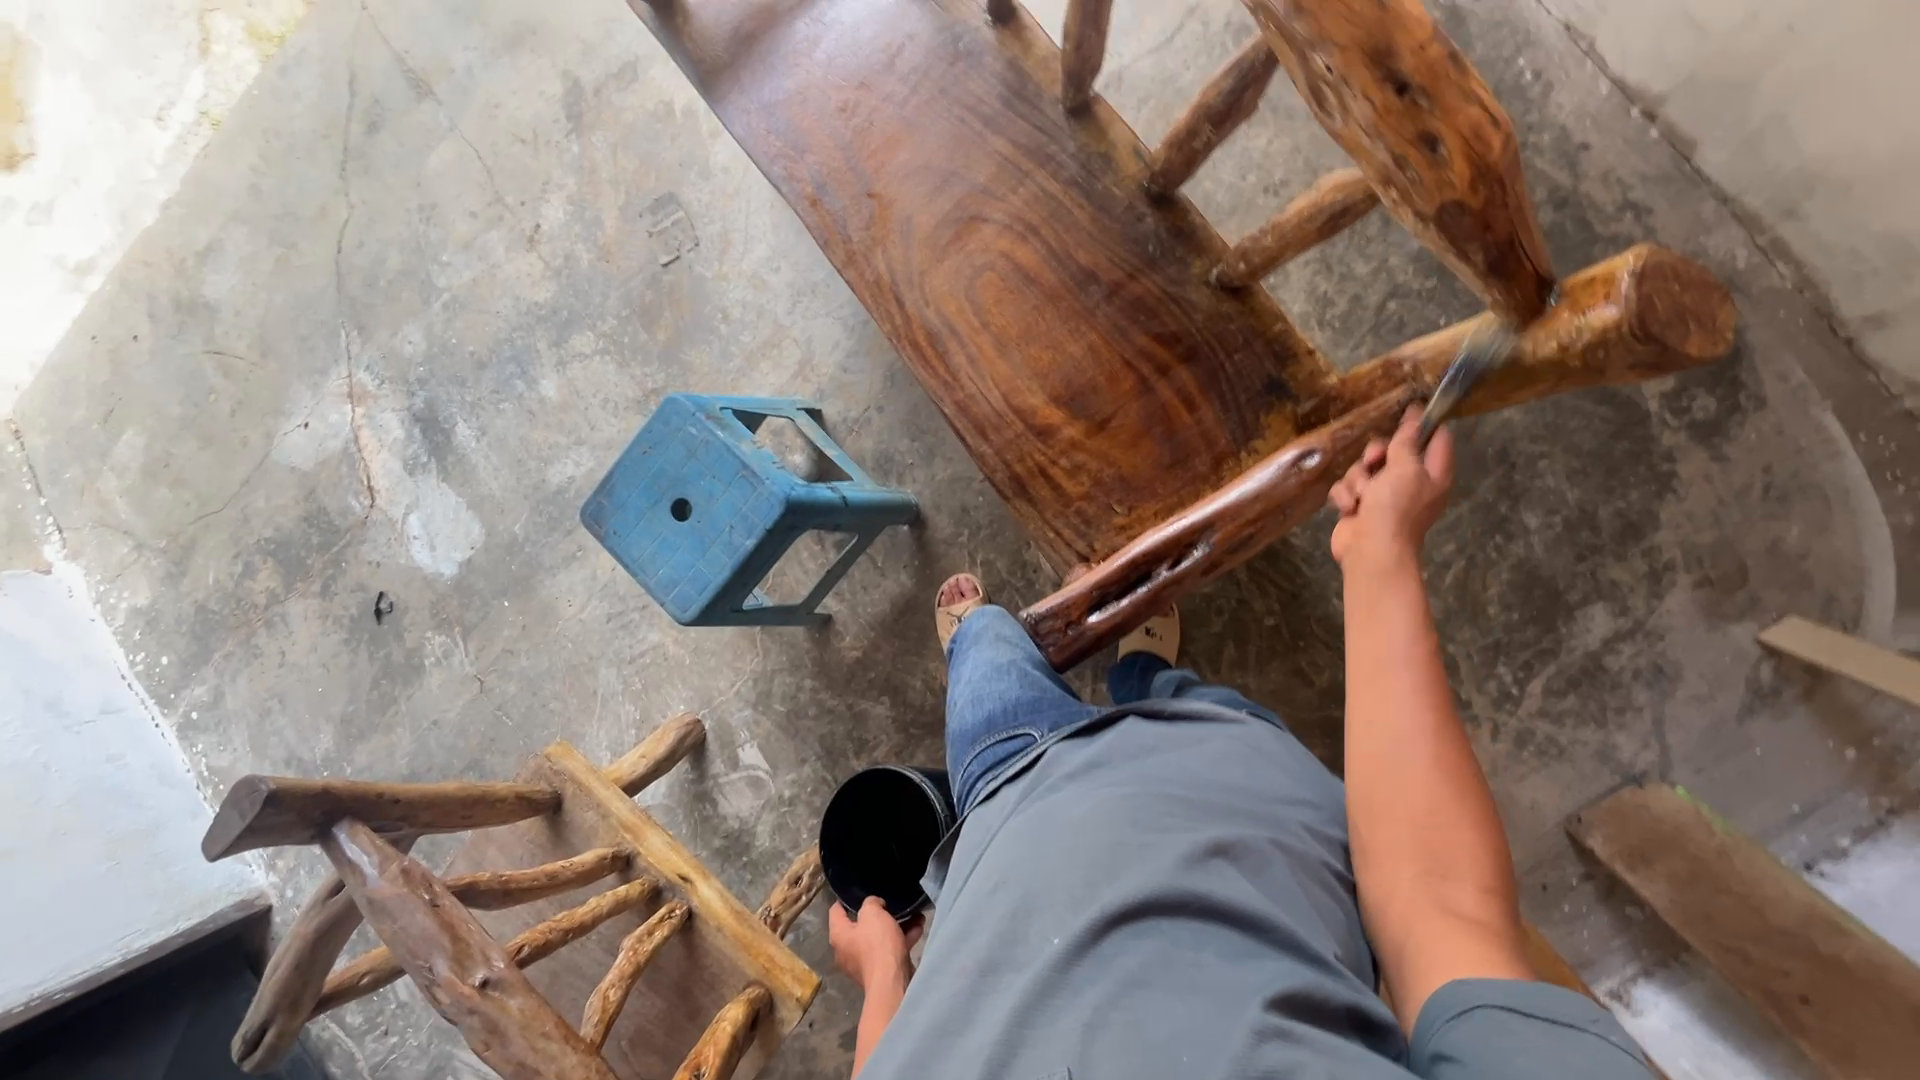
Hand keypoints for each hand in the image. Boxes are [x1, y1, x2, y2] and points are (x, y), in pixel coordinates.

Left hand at [829, 897, 923, 992]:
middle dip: (877, 914)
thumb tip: (874, 906)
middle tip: (889, 902)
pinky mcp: (879, 971)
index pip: (836, 911)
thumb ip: (870, 903)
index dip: (845, 899)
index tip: (858, 891)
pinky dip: (902, 939)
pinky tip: (918, 928)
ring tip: (911, 912)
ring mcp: (863, 963)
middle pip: (860, 925)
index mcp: (839, 936)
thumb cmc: (877, 943)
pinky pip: (889, 950)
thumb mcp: (872, 913)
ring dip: (895, 925)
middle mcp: (846, 951)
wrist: (892, 981)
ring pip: (878, 937)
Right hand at [1328, 405, 1454, 568]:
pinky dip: (1346, 496)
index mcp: (1433, 472)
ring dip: (1357, 478)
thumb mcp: (1405, 468)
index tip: (1404, 411)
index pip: (1436, 436)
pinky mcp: (1360, 505)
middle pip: (1392, 450)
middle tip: (1374, 461)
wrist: (1371, 550)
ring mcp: (1383, 495)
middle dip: (1376, 454)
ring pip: (1364, 468)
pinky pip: (1348, 487)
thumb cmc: (1395, 508)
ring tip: (1361, 496)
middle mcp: (1410, 481)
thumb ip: (1407, 440)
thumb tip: (1416, 413)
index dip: (1422, 423)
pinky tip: (1349, 507)